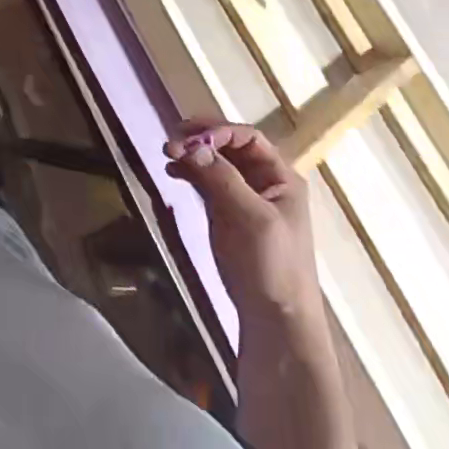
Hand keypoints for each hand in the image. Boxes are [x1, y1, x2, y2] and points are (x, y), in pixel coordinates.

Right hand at [166, 121, 322, 321]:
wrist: (275, 317)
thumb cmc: (272, 264)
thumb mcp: (251, 218)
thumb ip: (222, 178)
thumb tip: (192, 145)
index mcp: (281, 177)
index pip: (248, 138)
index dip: (218, 131)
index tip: (188, 137)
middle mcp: (264, 181)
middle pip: (229, 146)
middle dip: (200, 139)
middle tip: (171, 140)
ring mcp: (243, 196)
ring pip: (214, 161)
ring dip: (191, 153)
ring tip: (167, 153)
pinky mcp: (225, 211)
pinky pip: (205, 179)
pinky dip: (189, 171)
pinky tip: (173, 170)